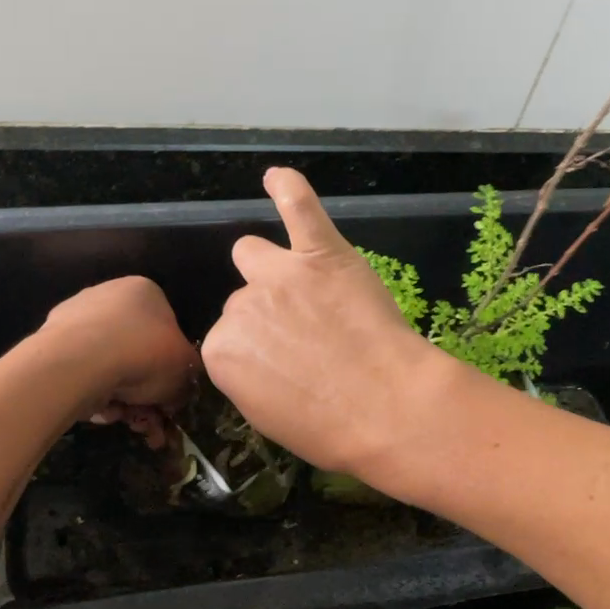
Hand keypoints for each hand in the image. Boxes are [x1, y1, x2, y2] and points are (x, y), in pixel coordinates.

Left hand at [38, 276, 197, 418]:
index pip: (166, 332)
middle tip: (147, 419)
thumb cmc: (144, 355)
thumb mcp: (186, 369)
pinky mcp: (51, 341)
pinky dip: (91, 394)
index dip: (170, 369)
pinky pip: (82, 372)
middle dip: (143, 392)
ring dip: (119, 398)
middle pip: (135, 353)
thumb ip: (188, 376)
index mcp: (145, 292)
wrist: (80, 362)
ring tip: (121, 417)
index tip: (168, 396)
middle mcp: (109, 295)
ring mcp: (75, 317)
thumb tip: (178, 390)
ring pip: (108, 367)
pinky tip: (96, 410)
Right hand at [203, 168, 450, 472]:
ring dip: (269, 269)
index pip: (228, 342)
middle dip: (267, 319)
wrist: (388, 409)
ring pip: (253, 255)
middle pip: (244, 301)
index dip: (256, 355)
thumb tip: (257, 358)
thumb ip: (250, 377)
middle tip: (308, 343)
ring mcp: (280, 273)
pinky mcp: (322, 253)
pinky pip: (299, 207)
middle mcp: (240, 307)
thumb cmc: (331, 430)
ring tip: (301, 286)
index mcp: (221, 354)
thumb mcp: (270, 418)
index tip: (282, 369)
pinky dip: (288, 189)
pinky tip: (278, 178)